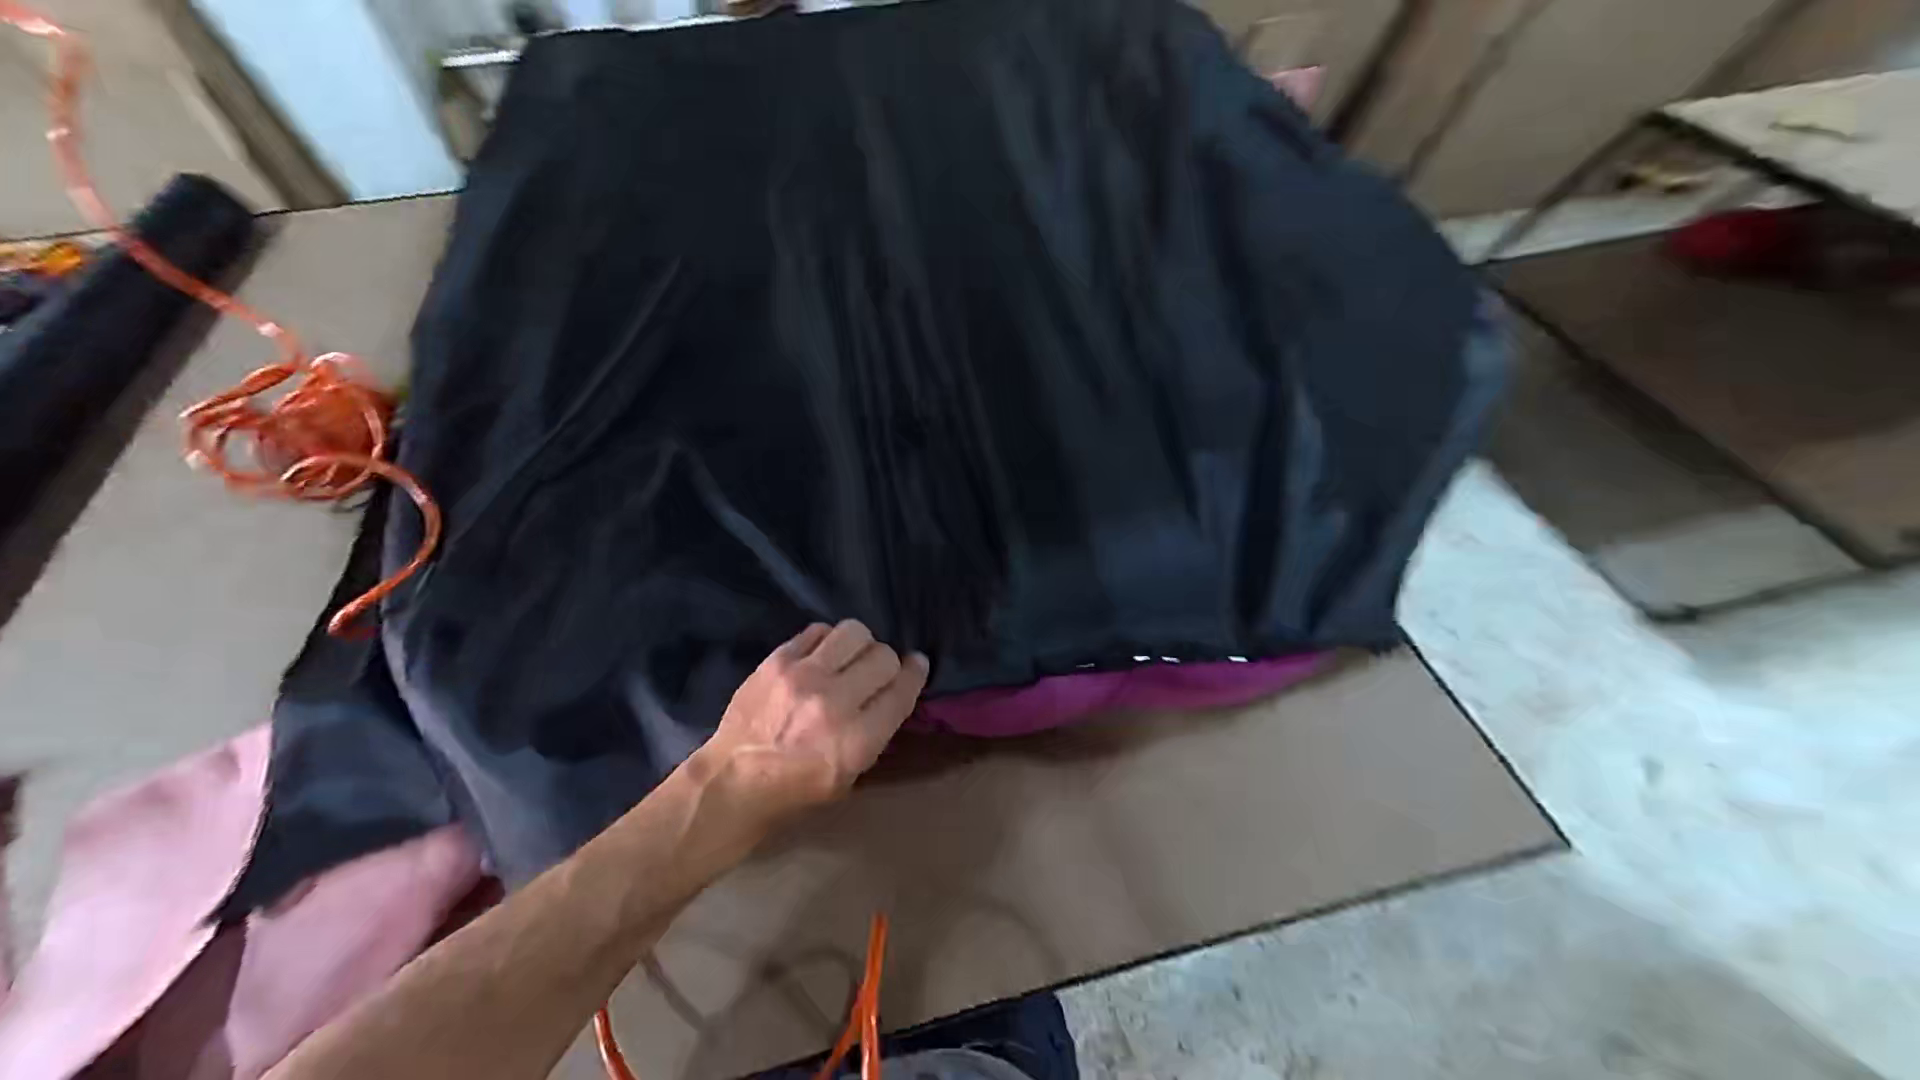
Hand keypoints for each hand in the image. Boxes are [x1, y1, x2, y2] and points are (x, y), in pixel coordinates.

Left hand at [694, 620, 929, 823]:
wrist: (733, 781)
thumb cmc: (796, 789)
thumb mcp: (851, 776)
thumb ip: (877, 731)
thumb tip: (895, 689)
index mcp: (856, 741)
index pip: (902, 691)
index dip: (915, 673)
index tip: (917, 664)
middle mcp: (834, 703)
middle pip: (883, 656)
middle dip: (887, 663)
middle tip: (875, 673)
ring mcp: (803, 677)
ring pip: (855, 632)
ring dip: (861, 644)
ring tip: (850, 658)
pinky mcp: (778, 660)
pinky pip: (818, 630)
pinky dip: (828, 641)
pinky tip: (822, 657)